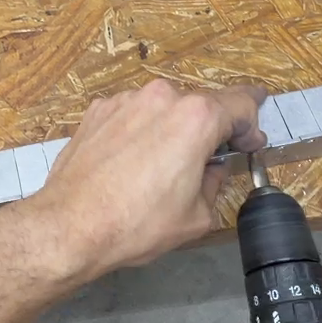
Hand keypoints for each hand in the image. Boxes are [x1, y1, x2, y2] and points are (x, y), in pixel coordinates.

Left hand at [20, 79, 264, 282]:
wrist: (70, 225)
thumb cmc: (136, 223)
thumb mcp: (197, 214)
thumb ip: (215, 182)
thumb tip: (213, 169)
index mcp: (195, 118)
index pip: (240, 104)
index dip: (251, 125)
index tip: (250, 141)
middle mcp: (161, 97)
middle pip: (200, 105)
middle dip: (211, 129)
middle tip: (213, 156)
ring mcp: (125, 100)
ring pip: (163, 109)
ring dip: (173, 129)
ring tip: (165, 166)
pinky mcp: (97, 111)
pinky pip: (132, 115)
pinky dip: (141, 131)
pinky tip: (133, 162)